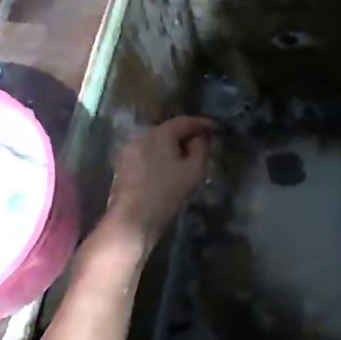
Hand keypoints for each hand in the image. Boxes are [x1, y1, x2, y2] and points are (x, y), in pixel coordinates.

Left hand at [101, 116, 216, 245]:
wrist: (133, 218)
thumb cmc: (168, 192)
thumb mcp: (194, 170)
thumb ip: (201, 148)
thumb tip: (201, 136)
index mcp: (160, 134)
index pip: (185, 121)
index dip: (203, 123)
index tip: (217, 128)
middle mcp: (142, 136)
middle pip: (169, 129)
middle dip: (187, 134)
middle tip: (203, 143)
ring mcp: (130, 149)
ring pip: (157, 141)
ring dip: (173, 145)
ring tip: (187, 156)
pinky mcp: (124, 164)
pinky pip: (148, 152)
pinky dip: (161, 155)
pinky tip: (169, 167)